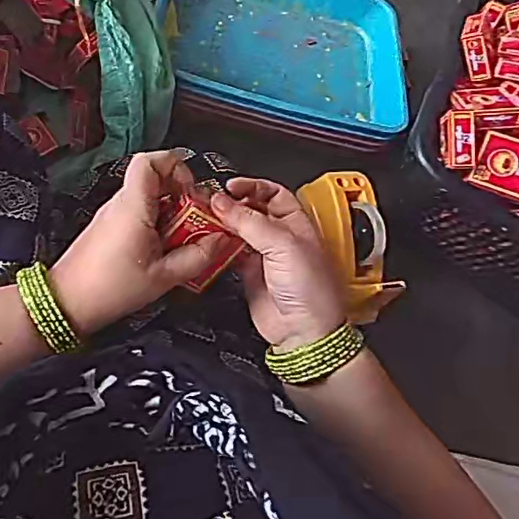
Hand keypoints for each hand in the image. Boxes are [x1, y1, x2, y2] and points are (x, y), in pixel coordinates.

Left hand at [49, 151, 223, 334]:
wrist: (67, 303)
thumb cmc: (106, 289)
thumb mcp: (164, 277)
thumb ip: (198, 256)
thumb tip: (220, 242)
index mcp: (134, 206)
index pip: (153, 159)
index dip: (179, 168)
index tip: (194, 195)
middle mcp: (122, 203)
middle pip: (158, 179)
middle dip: (183, 198)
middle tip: (195, 223)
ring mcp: (115, 214)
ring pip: (152, 198)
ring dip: (173, 214)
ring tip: (181, 242)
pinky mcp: (112, 227)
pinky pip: (141, 213)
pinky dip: (158, 226)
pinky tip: (163, 251)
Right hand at [207, 179, 347, 349]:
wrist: (303, 332)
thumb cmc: (312, 290)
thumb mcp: (283, 245)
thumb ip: (250, 221)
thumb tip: (223, 202)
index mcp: (297, 222)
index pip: (272, 193)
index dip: (252, 186)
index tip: (230, 186)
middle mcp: (281, 236)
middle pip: (252, 209)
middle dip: (232, 203)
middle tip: (212, 201)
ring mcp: (264, 254)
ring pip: (239, 229)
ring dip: (223, 223)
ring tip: (206, 218)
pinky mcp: (249, 272)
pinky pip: (230, 252)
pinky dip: (218, 244)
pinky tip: (210, 240)